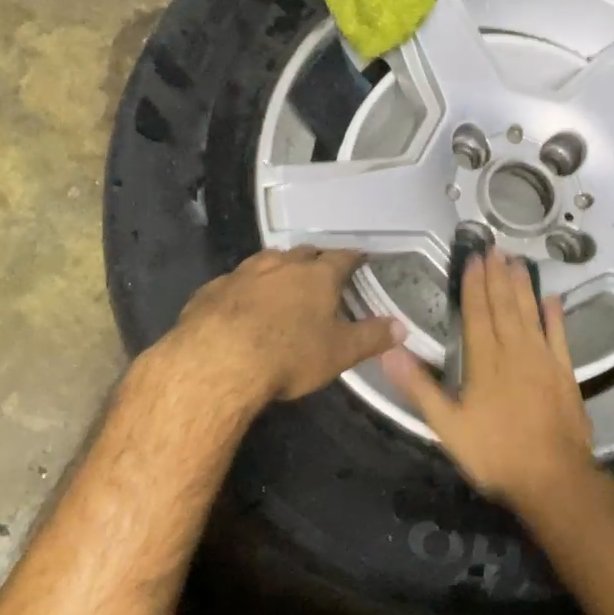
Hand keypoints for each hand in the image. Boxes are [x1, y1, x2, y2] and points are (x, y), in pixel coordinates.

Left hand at [165, 246, 403, 404]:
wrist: (217, 361)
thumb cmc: (289, 354)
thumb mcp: (339, 353)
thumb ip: (371, 338)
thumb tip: (402, 327)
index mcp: (316, 276)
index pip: (342, 257)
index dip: (352, 258)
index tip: (359, 258)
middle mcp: (280, 265)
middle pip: (302, 253)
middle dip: (314, 259)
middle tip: (321, 271)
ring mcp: (242, 274)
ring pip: (266, 261)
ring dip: (278, 268)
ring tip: (283, 280)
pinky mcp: (211, 290)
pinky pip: (234, 282)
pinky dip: (244, 288)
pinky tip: (241, 303)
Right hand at [382, 249, 595, 504]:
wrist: (553, 478)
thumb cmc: (495, 454)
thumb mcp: (447, 427)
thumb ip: (419, 387)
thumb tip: (389, 351)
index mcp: (484, 363)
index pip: (477, 315)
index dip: (473, 286)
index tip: (473, 258)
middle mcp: (515, 353)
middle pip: (504, 307)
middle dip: (497, 277)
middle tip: (494, 248)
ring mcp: (543, 361)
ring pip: (531, 314)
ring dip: (523, 286)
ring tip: (517, 261)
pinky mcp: (566, 374)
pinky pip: (559, 337)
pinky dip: (555, 317)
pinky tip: (552, 299)